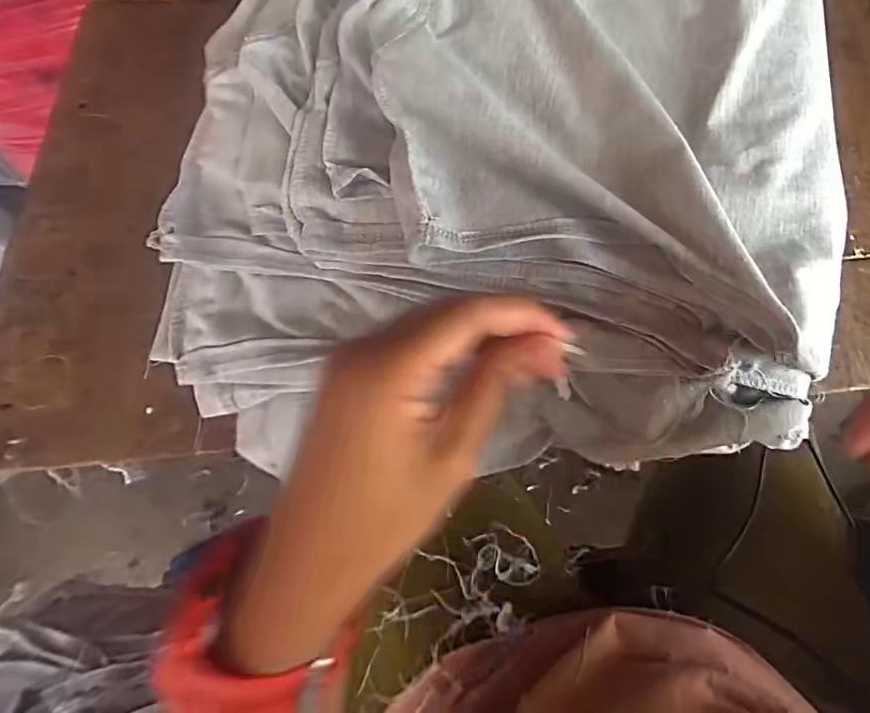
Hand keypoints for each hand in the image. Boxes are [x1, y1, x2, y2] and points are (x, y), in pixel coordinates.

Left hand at [223, 297, 568, 674]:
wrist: (304, 560)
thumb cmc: (385, 521)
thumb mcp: (453, 454)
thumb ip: (494, 384)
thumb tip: (542, 344)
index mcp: (389, 367)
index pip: (468, 314)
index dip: (522, 313)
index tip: (565, 333)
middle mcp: (365, 344)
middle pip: (449, 309)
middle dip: (506, 320)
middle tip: (552, 349)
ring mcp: (351, 351)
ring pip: (430, 318)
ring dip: (480, 328)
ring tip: (527, 353)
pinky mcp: (347, 365)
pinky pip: (409, 336)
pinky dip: (449, 340)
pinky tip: (480, 356)